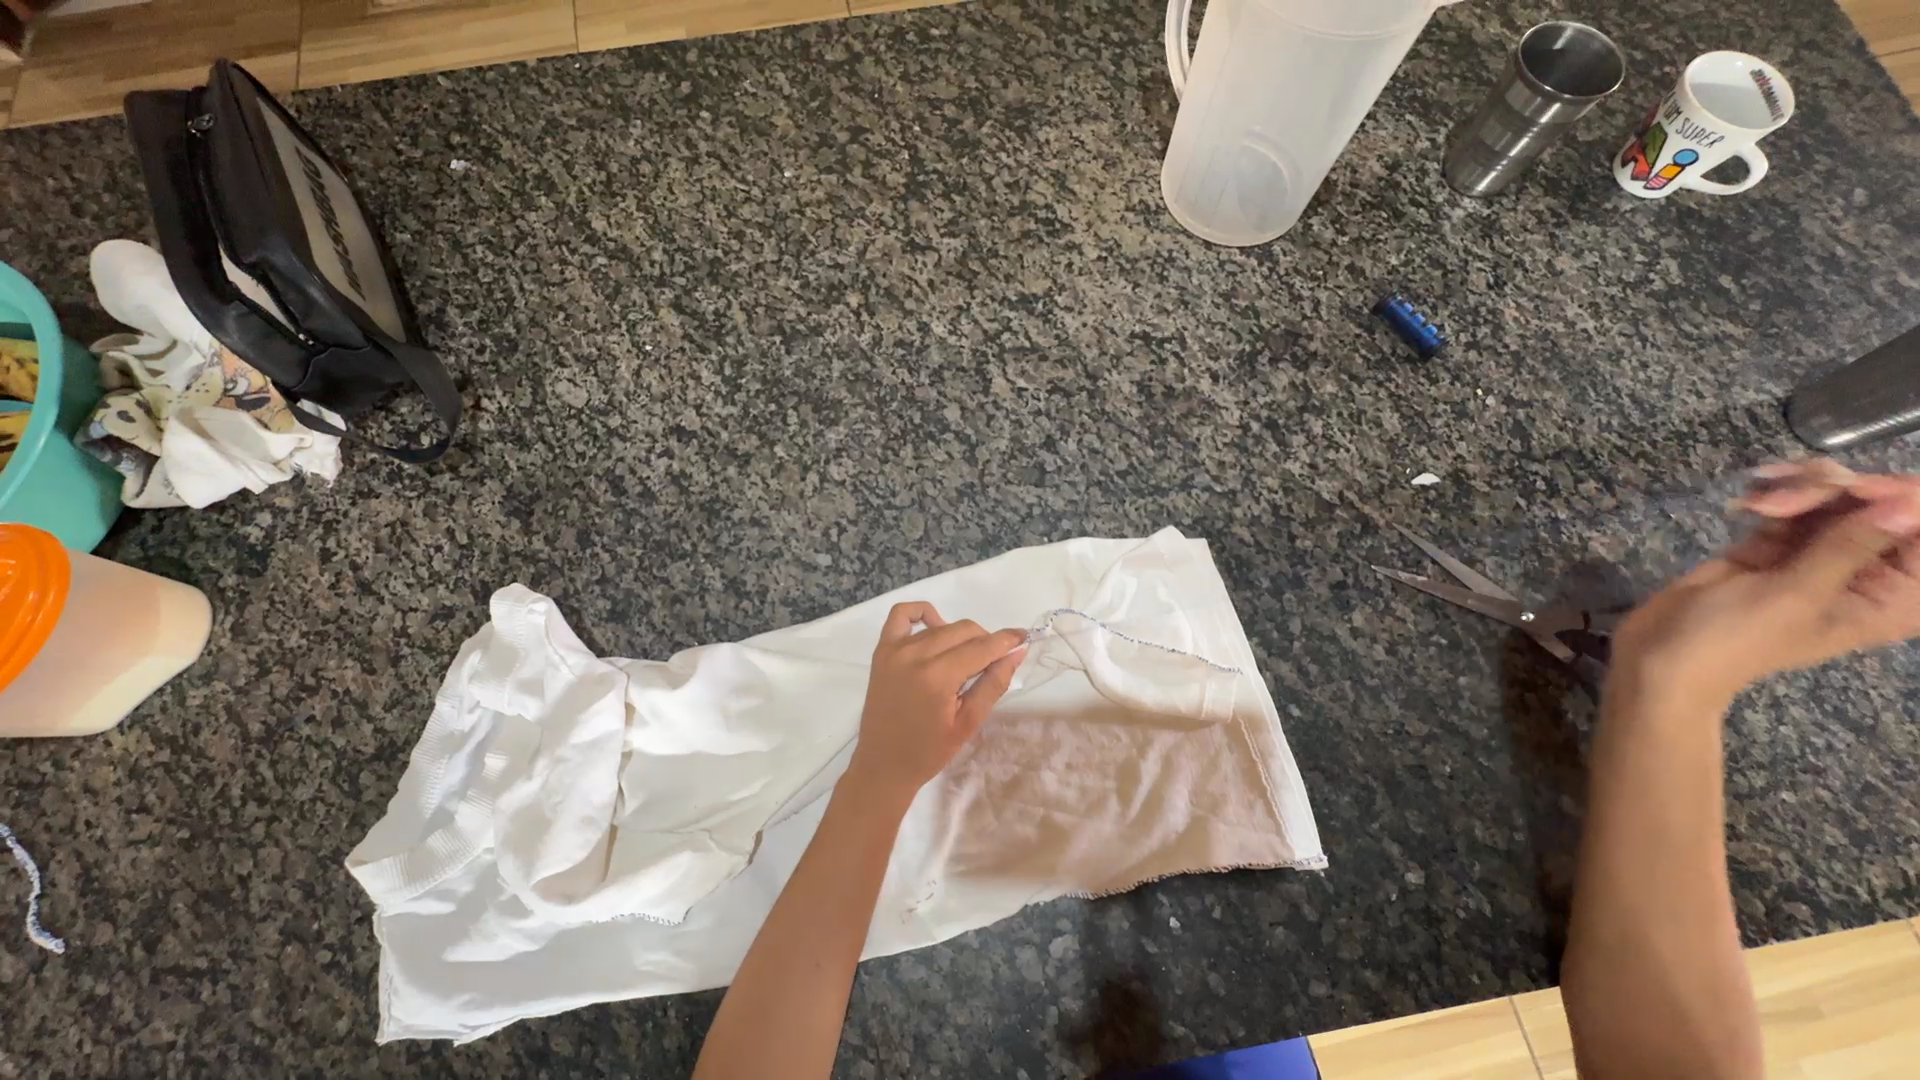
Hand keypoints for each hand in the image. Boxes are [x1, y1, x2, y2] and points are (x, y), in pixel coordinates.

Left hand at [846, 603, 1027, 805]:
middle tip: (992, 663)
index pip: (981, 647)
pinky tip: (936, 626)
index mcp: (937, 677)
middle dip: (986, 641)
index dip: (1006, 641)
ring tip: (965, 660)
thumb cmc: (928, 751)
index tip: (1023, 637)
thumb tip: (1016, 653)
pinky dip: (922, 613)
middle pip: (963, 630)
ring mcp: (895, 650)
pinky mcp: (882, 651)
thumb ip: (993, 684)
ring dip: (960, 636)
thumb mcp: (969, 723)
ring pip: (941, 626)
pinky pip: (902, 614)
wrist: (883, 765)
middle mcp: (915, 656)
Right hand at [1608, 461, 1919, 705]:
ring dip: (1797, 489)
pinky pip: (1792, 506)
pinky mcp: (1772, 547)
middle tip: (1781, 499)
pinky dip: (1771, 497)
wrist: (1663, 656)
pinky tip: (1745, 505)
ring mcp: (1816, 556)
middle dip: (1836, 490)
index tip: (1851, 489)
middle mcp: (1865, 571)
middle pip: (1879, 506)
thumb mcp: (1796, 595)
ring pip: (1833, 498)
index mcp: (1894, 595)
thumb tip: (1908, 502)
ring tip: (1755, 503)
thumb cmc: (1737, 637)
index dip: (1900, 501)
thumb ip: (1850, 546)